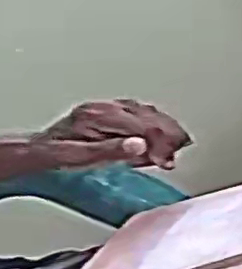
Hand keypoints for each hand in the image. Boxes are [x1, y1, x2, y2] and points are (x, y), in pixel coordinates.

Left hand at [33, 100, 191, 168]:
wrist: (44, 149)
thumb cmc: (56, 155)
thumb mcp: (75, 157)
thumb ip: (107, 151)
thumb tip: (140, 145)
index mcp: (97, 114)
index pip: (147, 126)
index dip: (162, 145)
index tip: (165, 162)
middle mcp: (111, 106)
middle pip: (159, 121)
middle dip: (169, 143)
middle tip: (165, 161)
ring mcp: (123, 106)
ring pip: (164, 120)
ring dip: (170, 140)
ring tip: (161, 156)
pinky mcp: (132, 111)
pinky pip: (161, 120)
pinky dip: (167, 135)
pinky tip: (161, 147)